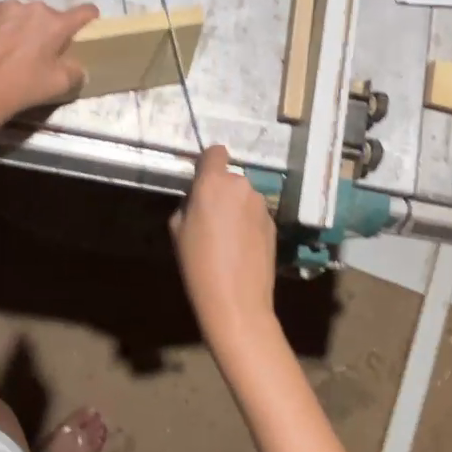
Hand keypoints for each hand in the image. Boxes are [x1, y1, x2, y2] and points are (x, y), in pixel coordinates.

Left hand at [0, 0, 98, 123]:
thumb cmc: (21, 88)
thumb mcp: (58, 86)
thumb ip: (75, 72)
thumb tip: (77, 67)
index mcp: (55, 24)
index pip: (83, 12)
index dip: (89, 16)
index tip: (89, 20)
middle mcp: (32, 8)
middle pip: (48, 15)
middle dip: (47, 29)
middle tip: (39, 51)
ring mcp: (4, 7)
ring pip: (21, 12)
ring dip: (21, 24)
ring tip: (11, 47)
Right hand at [171, 146, 277, 343]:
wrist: (237, 299)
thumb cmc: (198, 264)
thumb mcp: (177, 230)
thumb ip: (188, 204)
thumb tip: (198, 199)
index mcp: (213, 183)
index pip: (215, 152)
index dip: (208, 163)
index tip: (202, 180)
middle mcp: (241, 186)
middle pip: (229, 178)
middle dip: (220, 192)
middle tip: (209, 219)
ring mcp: (261, 204)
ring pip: (244, 197)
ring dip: (236, 208)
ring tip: (227, 238)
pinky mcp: (274, 223)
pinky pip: (255, 214)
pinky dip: (248, 223)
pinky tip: (242, 248)